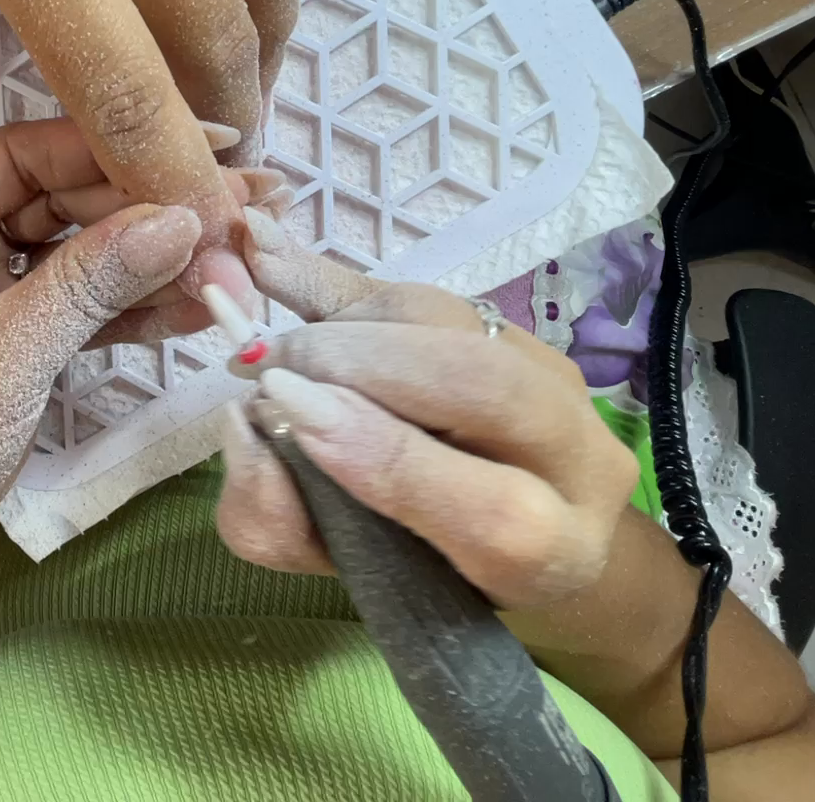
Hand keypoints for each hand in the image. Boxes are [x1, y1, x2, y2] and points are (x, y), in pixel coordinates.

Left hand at [0, 118, 280, 556]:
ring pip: (78, 254)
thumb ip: (93, 280)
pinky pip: (79, 304)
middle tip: (239, 206)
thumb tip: (183, 218)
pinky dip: (132, 308)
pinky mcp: (14, 333)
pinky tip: (197, 306)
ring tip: (237, 256)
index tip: (198, 140)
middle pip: (60, 200)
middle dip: (146, 208)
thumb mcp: (7, 354)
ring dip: (152, 261)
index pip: (20, 155)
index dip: (108, 142)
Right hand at [213, 208, 638, 608]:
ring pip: (445, 322)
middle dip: (356, 365)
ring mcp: (541, 371)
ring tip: (265, 344)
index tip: (284, 412)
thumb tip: (240, 428)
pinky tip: (260, 241)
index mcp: (552, 554)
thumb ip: (280, 525)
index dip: (384, 455)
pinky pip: (399, 287)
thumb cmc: (421, 565)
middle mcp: (574, 454)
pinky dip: (322, 271)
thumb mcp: (342, 573)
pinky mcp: (487, 318)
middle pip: (483, 384)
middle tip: (269, 375)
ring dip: (340, 324)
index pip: (495, 513)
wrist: (516, 518)